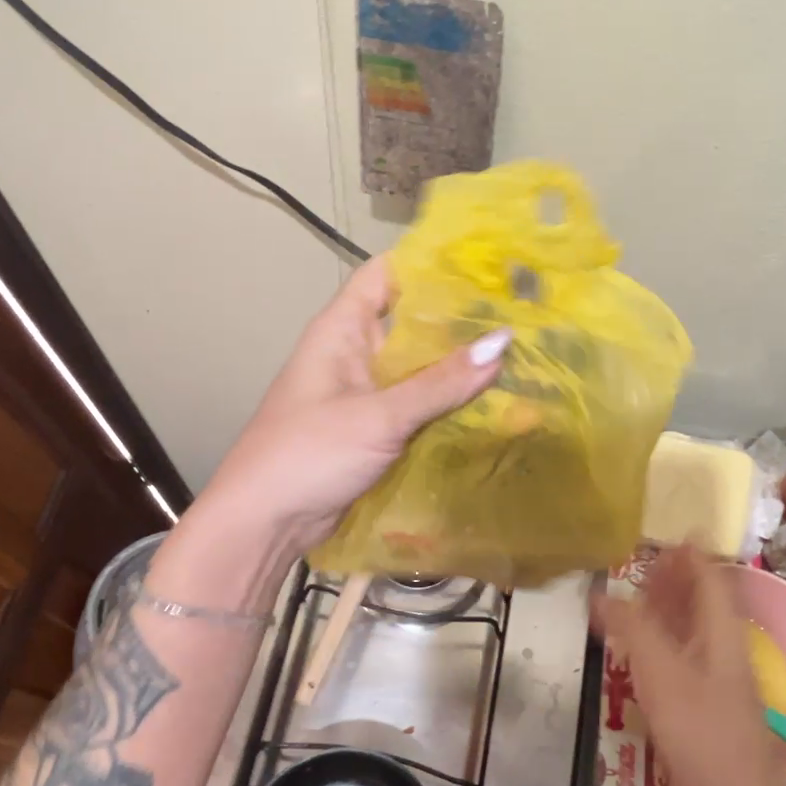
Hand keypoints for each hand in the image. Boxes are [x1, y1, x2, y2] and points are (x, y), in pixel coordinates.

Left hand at [197, 255, 509, 557]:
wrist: (264, 522)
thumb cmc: (309, 455)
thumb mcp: (379, 417)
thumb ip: (441, 383)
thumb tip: (503, 341)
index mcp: (341, 330)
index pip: (386, 275)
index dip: (430, 264)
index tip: (485, 265)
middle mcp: (353, 354)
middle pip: (411, 323)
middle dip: (459, 320)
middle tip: (521, 313)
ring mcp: (364, 395)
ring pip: (418, 369)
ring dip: (458, 367)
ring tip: (520, 354)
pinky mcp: (373, 431)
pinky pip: (416, 407)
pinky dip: (447, 404)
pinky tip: (492, 403)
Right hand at [597, 546, 785, 785]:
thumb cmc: (702, 735)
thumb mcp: (663, 676)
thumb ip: (634, 632)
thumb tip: (601, 595)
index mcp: (722, 639)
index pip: (711, 584)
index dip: (694, 558)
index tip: (675, 534)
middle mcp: (721, 656)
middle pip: (701, 608)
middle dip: (676, 582)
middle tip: (646, 561)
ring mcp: (712, 687)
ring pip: (688, 637)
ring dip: (665, 614)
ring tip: (636, 596)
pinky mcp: (698, 715)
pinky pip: (676, 667)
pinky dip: (656, 649)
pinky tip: (636, 654)